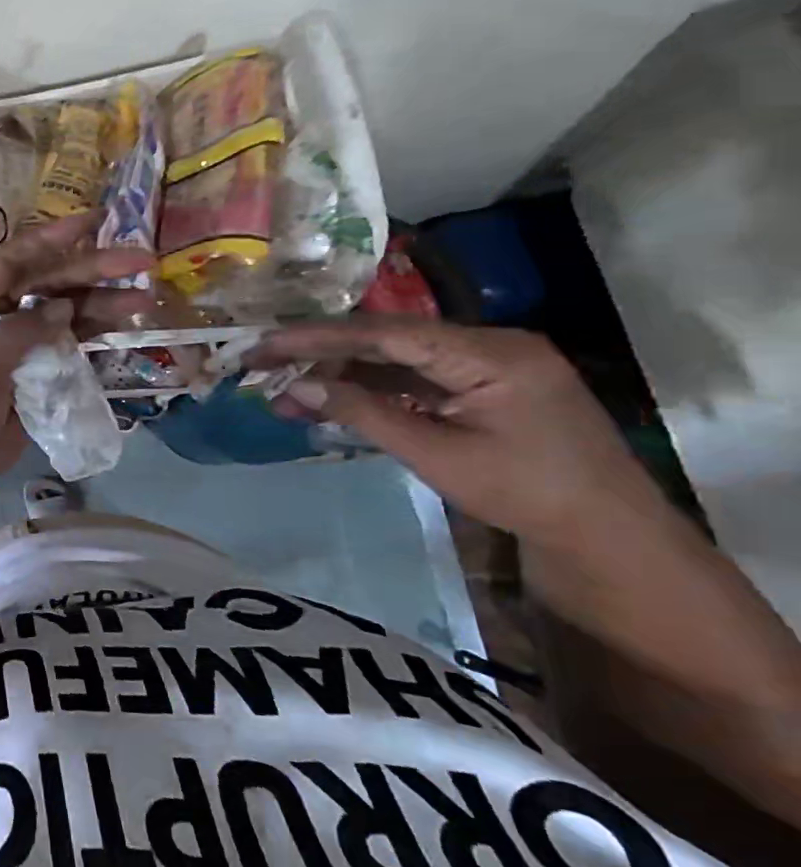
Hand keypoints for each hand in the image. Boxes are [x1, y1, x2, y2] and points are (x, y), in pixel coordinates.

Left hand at [0, 211, 149, 507]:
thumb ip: (18, 334)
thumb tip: (60, 307)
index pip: (10, 264)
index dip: (47, 240)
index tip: (89, 223)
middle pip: (46, 283)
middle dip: (90, 269)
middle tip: (140, 261)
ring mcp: (21, 341)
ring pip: (64, 309)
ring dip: (102, 300)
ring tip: (144, 297)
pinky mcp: (39, 365)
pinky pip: (71, 339)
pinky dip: (95, 329)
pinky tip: (125, 322)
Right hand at [249, 318, 669, 540]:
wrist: (605, 533)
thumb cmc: (525, 492)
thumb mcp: (435, 454)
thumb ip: (363, 413)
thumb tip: (294, 387)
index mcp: (491, 353)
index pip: (387, 333)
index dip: (320, 336)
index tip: (267, 341)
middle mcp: (489, 344)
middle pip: (386, 339)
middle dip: (320, 351)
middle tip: (262, 360)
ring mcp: (485, 364)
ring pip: (393, 358)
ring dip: (338, 374)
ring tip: (283, 390)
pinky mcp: (480, 385)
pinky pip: (411, 377)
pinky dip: (367, 389)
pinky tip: (327, 400)